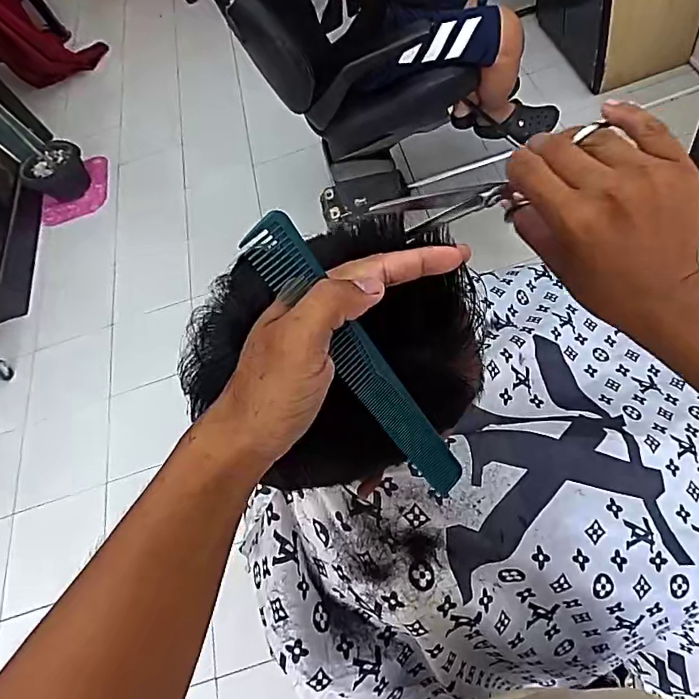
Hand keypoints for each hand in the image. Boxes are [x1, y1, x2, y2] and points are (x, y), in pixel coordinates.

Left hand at [189, 244, 469, 470]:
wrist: (246, 441)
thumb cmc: (264, 400)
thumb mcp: (298, 343)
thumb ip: (331, 304)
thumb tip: (371, 284)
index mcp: (306, 298)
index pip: (371, 268)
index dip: (415, 260)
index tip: (451, 256)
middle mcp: (311, 308)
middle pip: (371, 273)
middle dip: (413, 263)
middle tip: (449, 260)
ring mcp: (316, 329)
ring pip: (366, 293)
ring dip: (401, 281)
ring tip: (429, 274)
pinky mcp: (324, 352)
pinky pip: (362, 319)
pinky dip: (385, 309)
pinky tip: (389, 312)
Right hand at [505, 101, 698, 336]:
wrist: (670, 300)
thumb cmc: (621, 292)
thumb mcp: (561, 267)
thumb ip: (532, 226)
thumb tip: (516, 198)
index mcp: (576, 218)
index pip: (527, 166)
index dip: (518, 168)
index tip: (522, 173)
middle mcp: (610, 192)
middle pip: (557, 145)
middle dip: (543, 154)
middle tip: (547, 166)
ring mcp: (646, 176)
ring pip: (596, 134)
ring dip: (582, 144)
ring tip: (584, 163)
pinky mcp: (675, 169)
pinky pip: (647, 126)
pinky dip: (626, 116)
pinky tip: (611, 116)